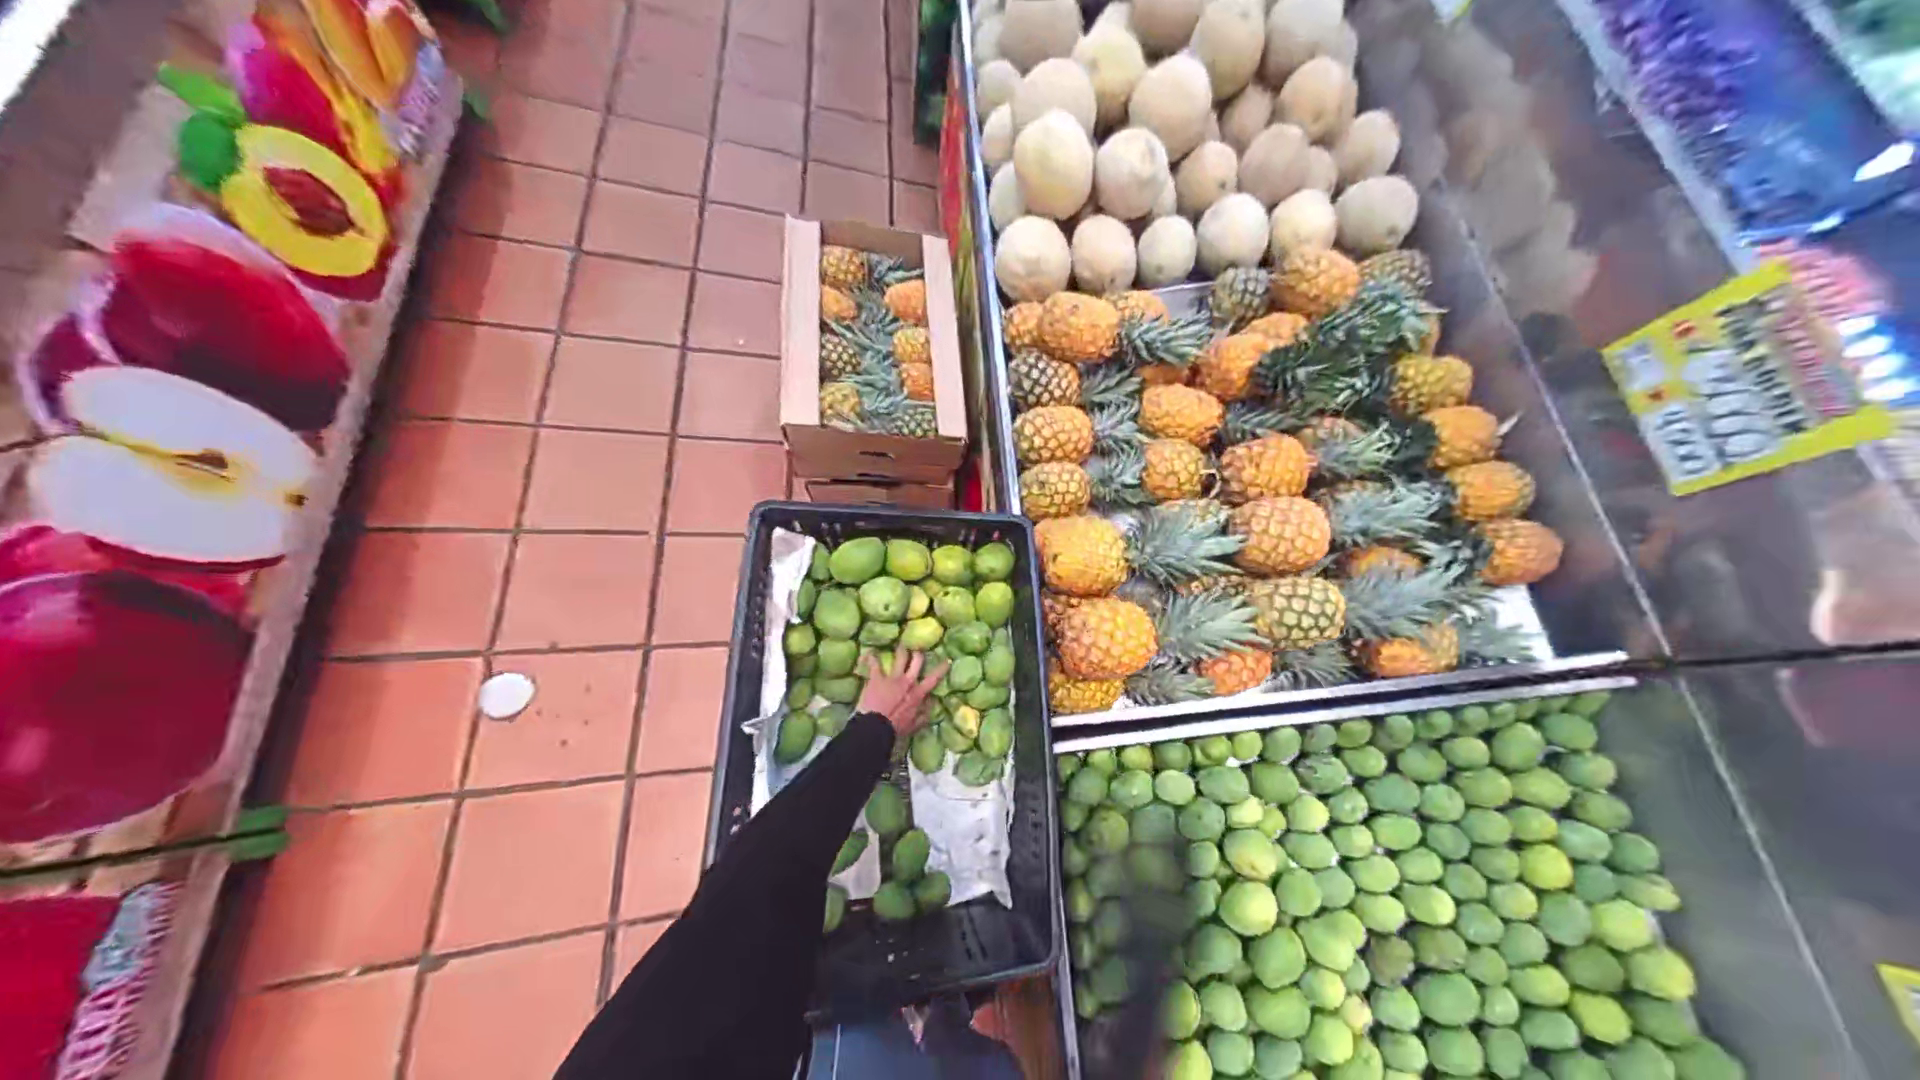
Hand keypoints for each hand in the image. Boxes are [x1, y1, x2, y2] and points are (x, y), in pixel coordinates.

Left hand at [856, 647, 948, 737]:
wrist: (875, 727)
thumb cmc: (895, 728)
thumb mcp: (914, 725)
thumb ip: (924, 714)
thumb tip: (932, 703)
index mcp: (917, 693)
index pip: (933, 679)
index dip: (941, 668)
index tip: (947, 660)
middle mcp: (907, 681)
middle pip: (917, 661)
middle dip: (918, 652)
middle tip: (918, 647)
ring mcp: (892, 677)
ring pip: (900, 657)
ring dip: (901, 649)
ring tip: (901, 643)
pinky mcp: (876, 677)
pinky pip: (875, 663)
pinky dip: (872, 657)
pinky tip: (871, 652)